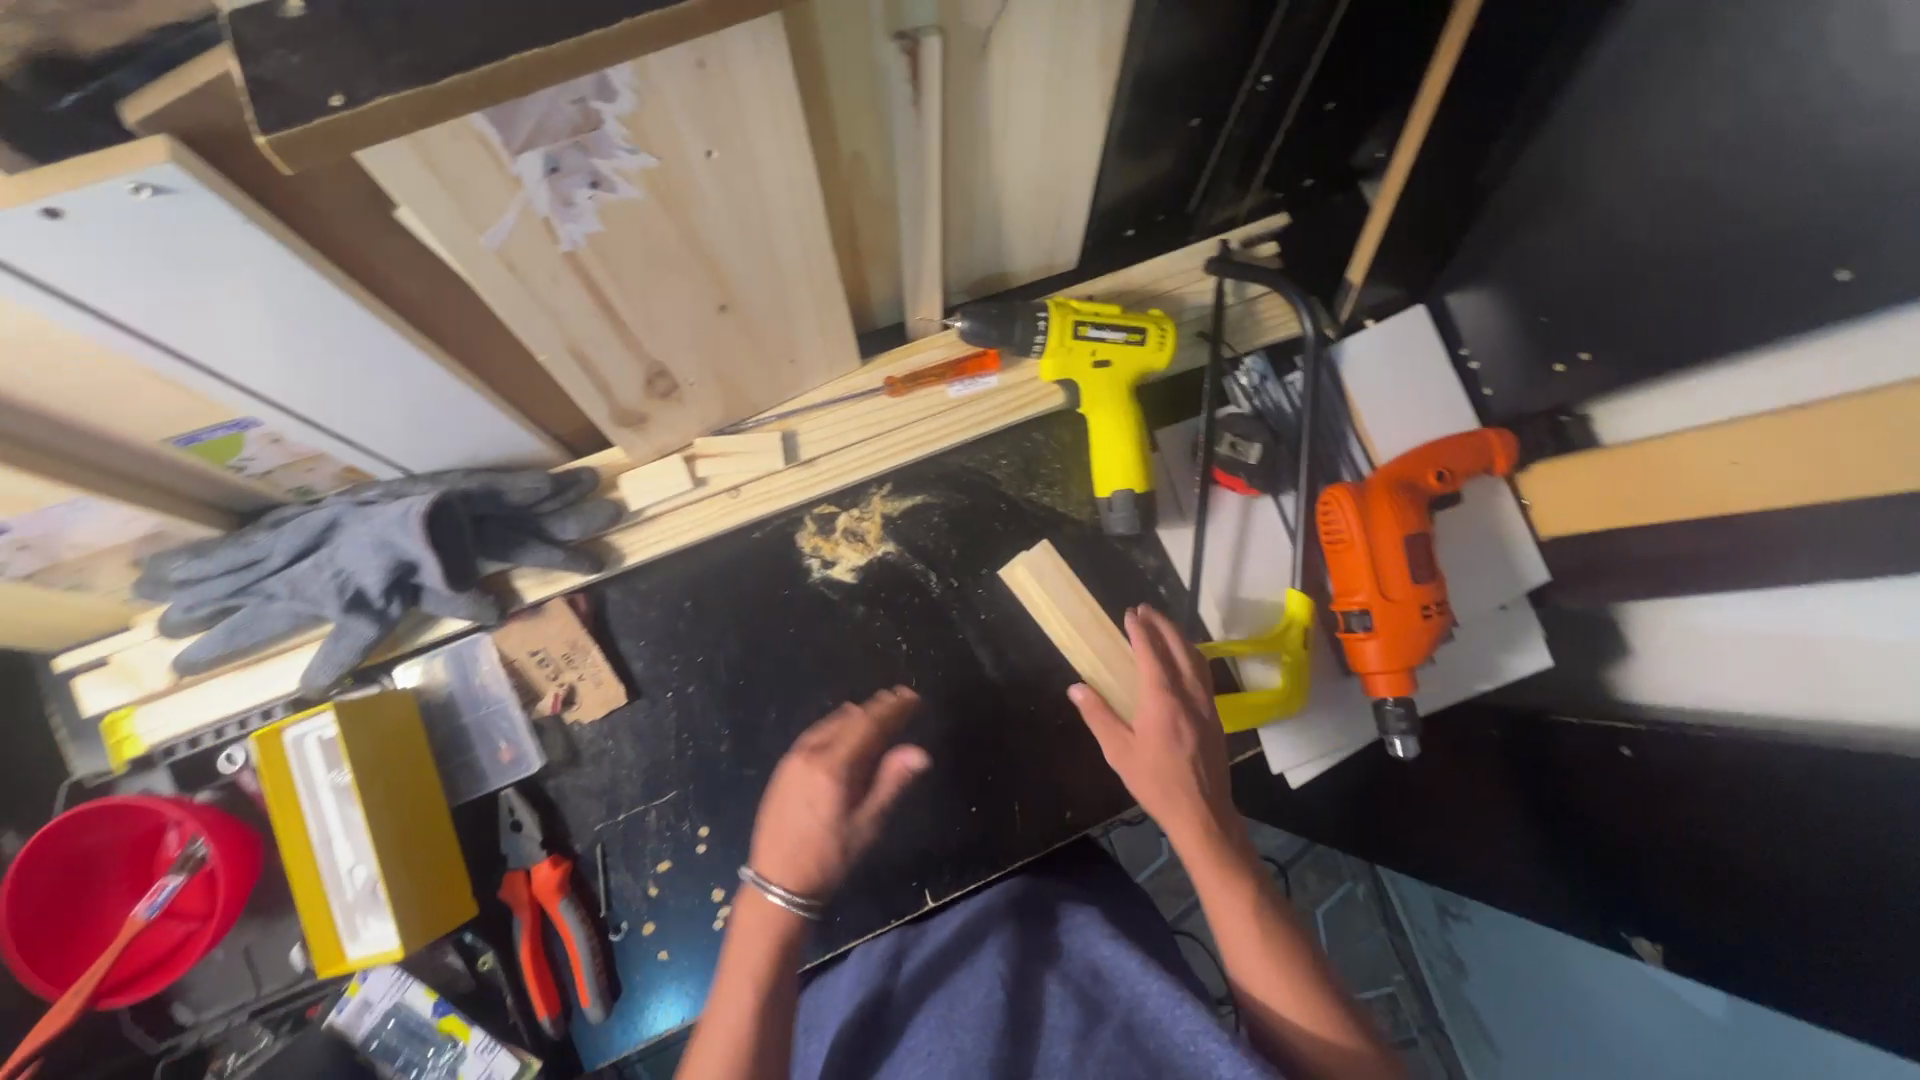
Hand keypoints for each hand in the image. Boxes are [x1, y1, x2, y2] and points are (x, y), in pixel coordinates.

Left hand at [746, 687, 931, 901]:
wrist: (778, 883)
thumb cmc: (829, 857)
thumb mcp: (867, 824)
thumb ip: (892, 783)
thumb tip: (920, 753)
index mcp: (833, 766)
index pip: (869, 725)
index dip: (893, 709)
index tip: (912, 697)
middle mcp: (810, 753)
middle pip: (849, 720)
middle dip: (877, 708)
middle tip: (900, 698)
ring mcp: (793, 759)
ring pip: (830, 724)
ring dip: (856, 716)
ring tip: (878, 710)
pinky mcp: (784, 769)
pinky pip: (815, 735)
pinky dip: (837, 726)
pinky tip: (844, 731)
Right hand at [1068, 605, 1245, 855]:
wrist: (1202, 812)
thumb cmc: (1155, 783)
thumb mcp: (1118, 751)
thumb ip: (1098, 716)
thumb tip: (1076, 688)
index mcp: (1162, 700)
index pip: (1151, 653)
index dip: (1140, 631)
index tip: (1130, 614)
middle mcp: (1188, 695)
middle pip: (1179, 648)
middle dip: (1162, 625)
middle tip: (1145, 610)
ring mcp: (1206, 705)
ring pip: (1196, 659)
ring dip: (1179, 637)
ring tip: (1163, 627)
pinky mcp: (1215, 717)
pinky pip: (1203, 674)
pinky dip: (1191, 656)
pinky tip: (1183, 661)